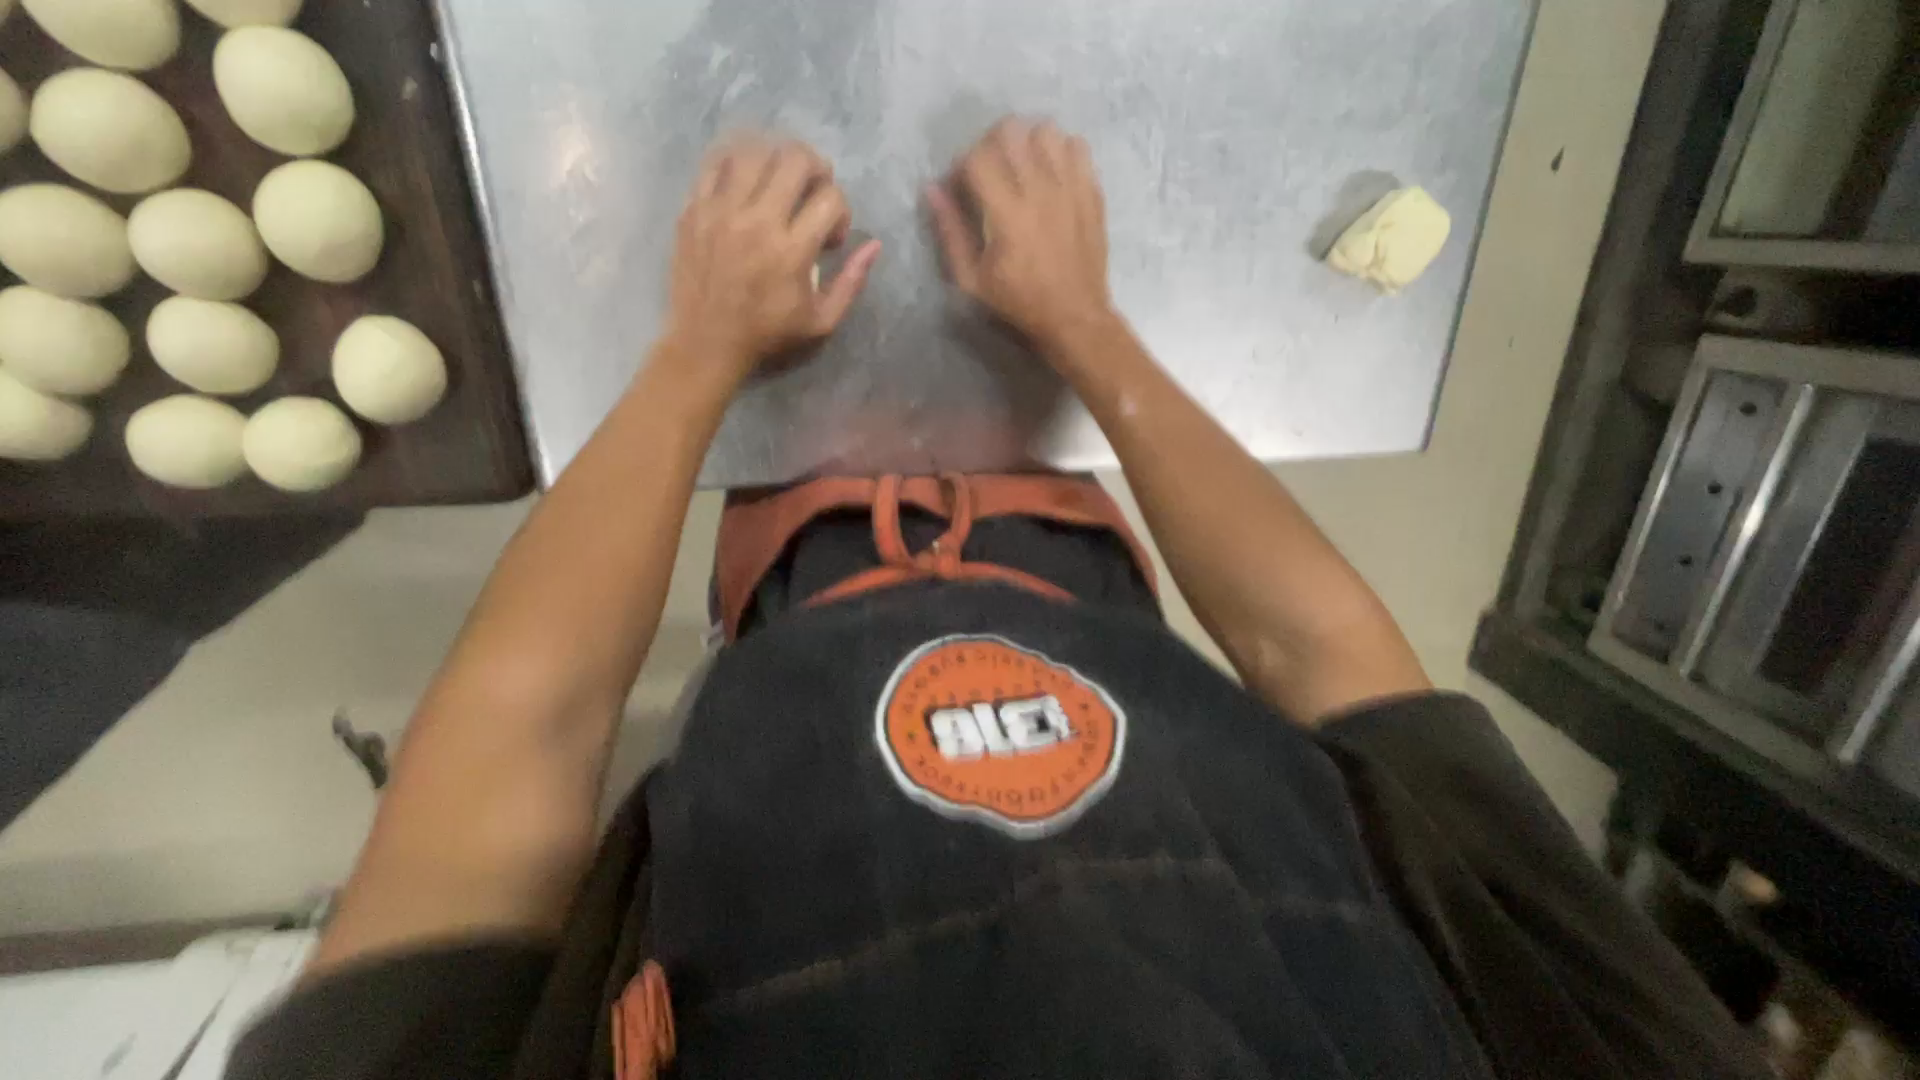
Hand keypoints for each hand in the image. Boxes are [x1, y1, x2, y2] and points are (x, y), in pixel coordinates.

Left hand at [663, 135, 881, 386]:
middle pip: (794, 159)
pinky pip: (716, 160)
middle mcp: (757, 222)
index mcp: (791, 252)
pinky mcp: (695, 208)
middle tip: (813, 190)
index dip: (841, 211)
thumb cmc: (768, 335)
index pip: (830, 198)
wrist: (705, 342)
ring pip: (755, 149)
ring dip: (777, 156)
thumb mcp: (821, 321)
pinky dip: (738, 158)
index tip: (831, 237)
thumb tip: (874, 245)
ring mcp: (721, 210)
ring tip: (781, 177)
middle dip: (816, 168)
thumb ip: (851, 282)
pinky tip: (749, 174)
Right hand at [928, 118, 1116, 350]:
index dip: (960, 166)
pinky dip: (1059, 150)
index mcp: (1007, 214)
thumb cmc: (1019, 301)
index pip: (977, 157)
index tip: (960, 186)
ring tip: (1022, 167)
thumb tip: (931, 190)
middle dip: (990, 144)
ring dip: (1027, 141)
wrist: (1075, 316)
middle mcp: (1040, 191)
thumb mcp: (972, 280)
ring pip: (1045, 130)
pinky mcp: (1091, 190)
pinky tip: (1051, 173)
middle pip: (1010, 131)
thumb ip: (950, 232)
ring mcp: (1071, 187)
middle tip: (989, 170)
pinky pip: (1077, 145)